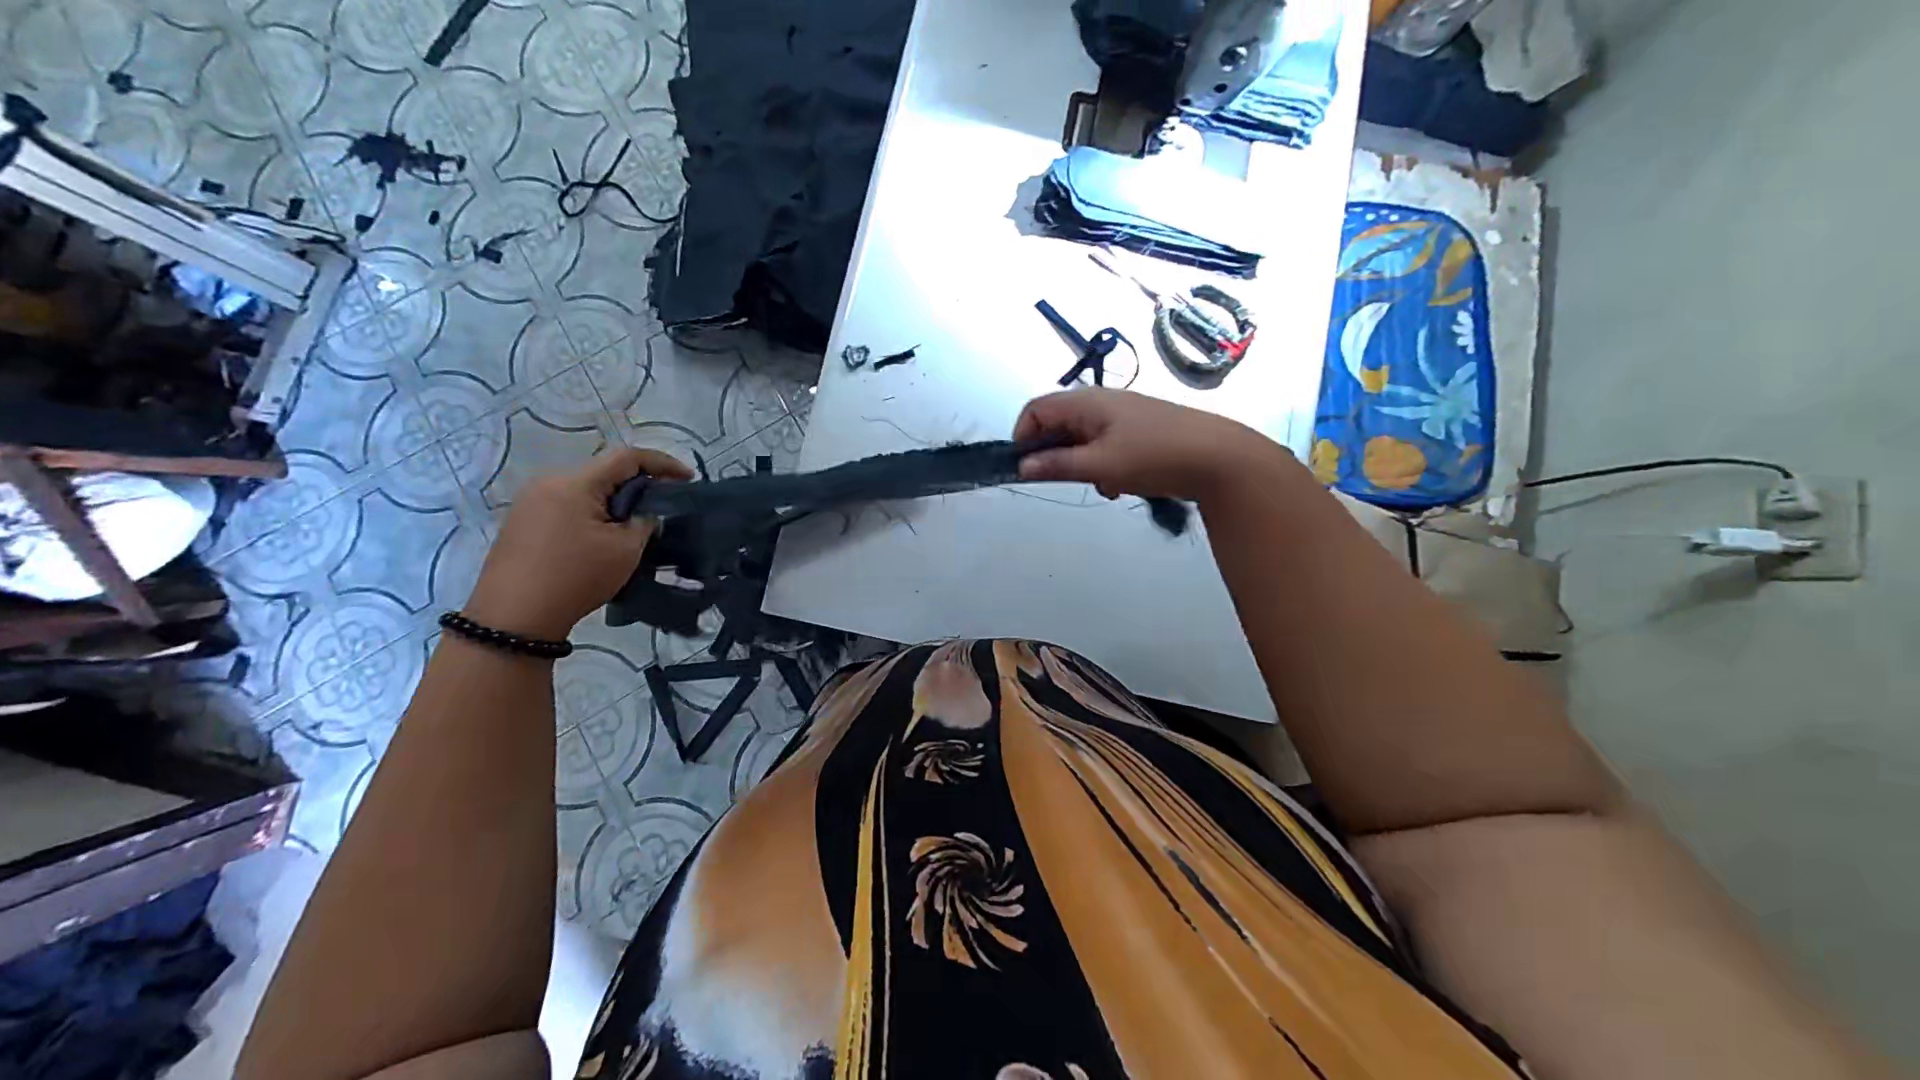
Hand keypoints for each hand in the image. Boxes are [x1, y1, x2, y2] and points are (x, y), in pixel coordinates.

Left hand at [463, 446, 692, 640]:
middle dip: (638, 485)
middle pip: (604, 472)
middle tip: (663, 506)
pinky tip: (602, 537)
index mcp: (576, 483)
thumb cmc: (576, 577)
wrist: (513, 617)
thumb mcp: (625, 550)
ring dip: (614, 501)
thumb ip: (644, 521)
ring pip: (585, 490)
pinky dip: (592, 513)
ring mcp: (531, 501)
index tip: (688, 479)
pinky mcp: (522, 522)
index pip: (627, 457)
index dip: (663, 463)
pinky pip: (567, 506)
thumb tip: (646, 513)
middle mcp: (549, 482)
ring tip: (635, 525)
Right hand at [1013, 388, 1285, 501]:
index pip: (1035, 409)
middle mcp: (1101, 402)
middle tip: (1064, 479)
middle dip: (1054, 454)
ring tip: (1101, 485)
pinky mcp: (1139, 431)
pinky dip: (1103, 465)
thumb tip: (1022, 466)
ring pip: (1082, 439)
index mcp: (1086, 402)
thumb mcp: (1100, 464)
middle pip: (1058, 424)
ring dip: (1081, 464)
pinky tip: (1120, 486)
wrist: (1219, 458)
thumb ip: (1057, 464)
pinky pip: (1105, 446)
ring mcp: (1122, 416)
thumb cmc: (1153, 456)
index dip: (1022, 436)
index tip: (1025, 467)